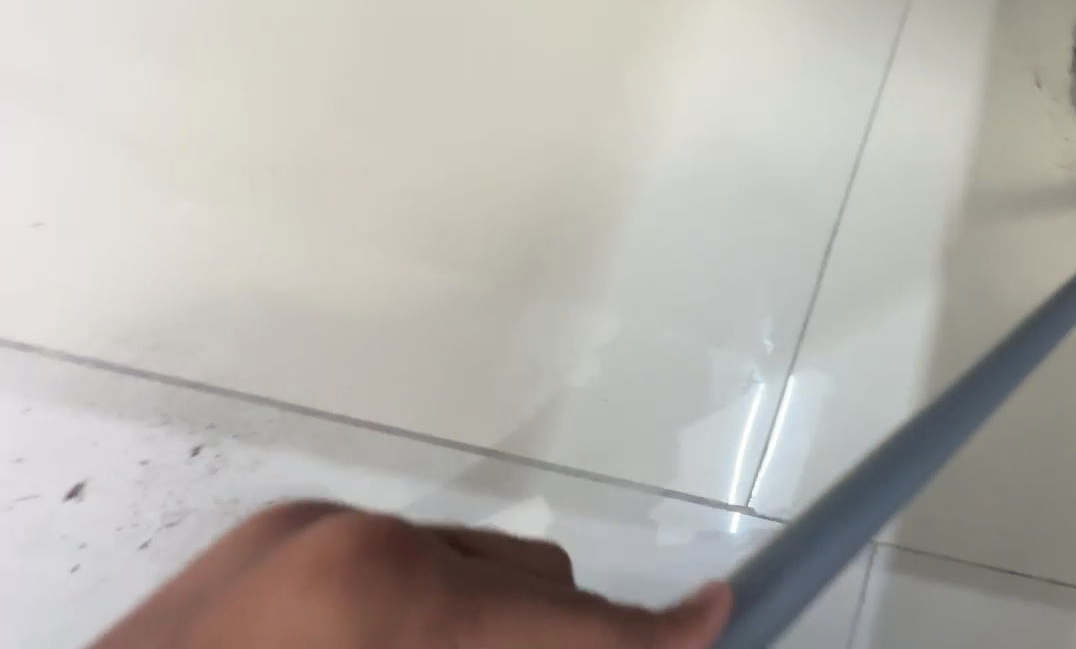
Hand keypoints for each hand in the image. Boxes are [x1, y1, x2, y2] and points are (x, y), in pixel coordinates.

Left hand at [91, 501, 731, 648]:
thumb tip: (606, 641)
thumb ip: (526, 645)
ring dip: (486, 621)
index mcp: (375, 610)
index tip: (712, 618)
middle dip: (556, 637)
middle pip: (537, 574)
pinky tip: (384, 648)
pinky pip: (411, 553)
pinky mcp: (272, 531)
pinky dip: (424, 608)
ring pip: (478, 558)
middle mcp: (347, 545)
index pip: (561, 617)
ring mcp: (304, 529)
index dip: (650, 635)